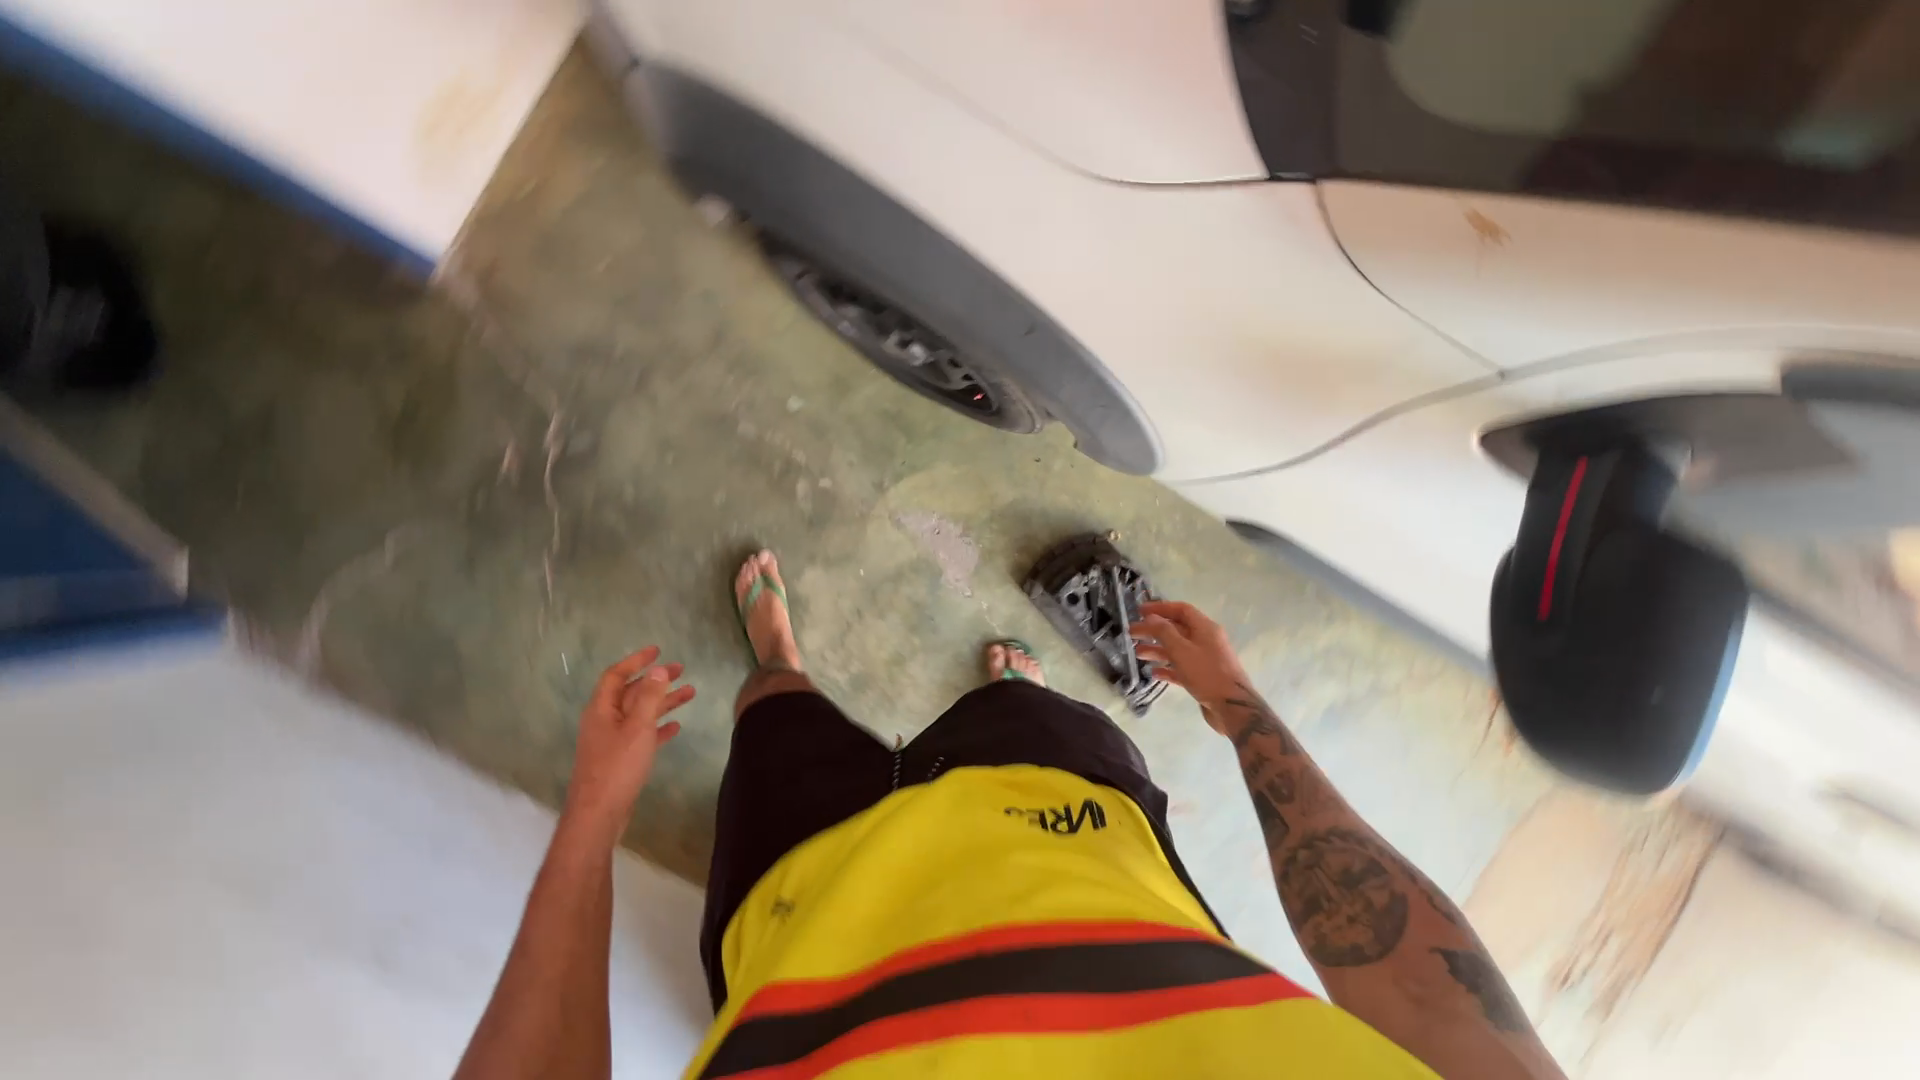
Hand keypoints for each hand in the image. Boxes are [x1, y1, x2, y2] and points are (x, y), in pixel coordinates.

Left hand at [562, 647, 695, 835]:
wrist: (599, 814)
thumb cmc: (617, 767)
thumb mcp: (637, 727)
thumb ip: (649, 697)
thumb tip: (657, 669)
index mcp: (602, 709)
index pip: (616, 676)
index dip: (636, 661)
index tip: (657, 651)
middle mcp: (604, 721)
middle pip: (631, 693)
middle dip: (655, 680)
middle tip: (681, 669)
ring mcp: (611, 741)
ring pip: (640, 713)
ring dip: (662, 702)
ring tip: (690, 693)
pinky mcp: (620, 759)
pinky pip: (642, 734)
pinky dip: (658, 727)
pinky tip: (675, 726)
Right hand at [1132, 601, 1253, 736]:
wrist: (1233, 707)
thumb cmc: (1207, 674)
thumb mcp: (1182, 650)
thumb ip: (1164, 632)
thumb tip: (1151, 617)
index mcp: (1205, 628)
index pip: (1181, 610)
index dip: (1160, 608)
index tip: (1140, 611)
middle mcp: (1206, 640)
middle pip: (1176, 629)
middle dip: (1153, 630)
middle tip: (1132, 634)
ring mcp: (1205, 659)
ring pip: (1177, 649)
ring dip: (1157, 649)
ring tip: (1138, 654)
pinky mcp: (1203, 677)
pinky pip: (1182, 667)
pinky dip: (1167, 668)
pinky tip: (1154, 673)